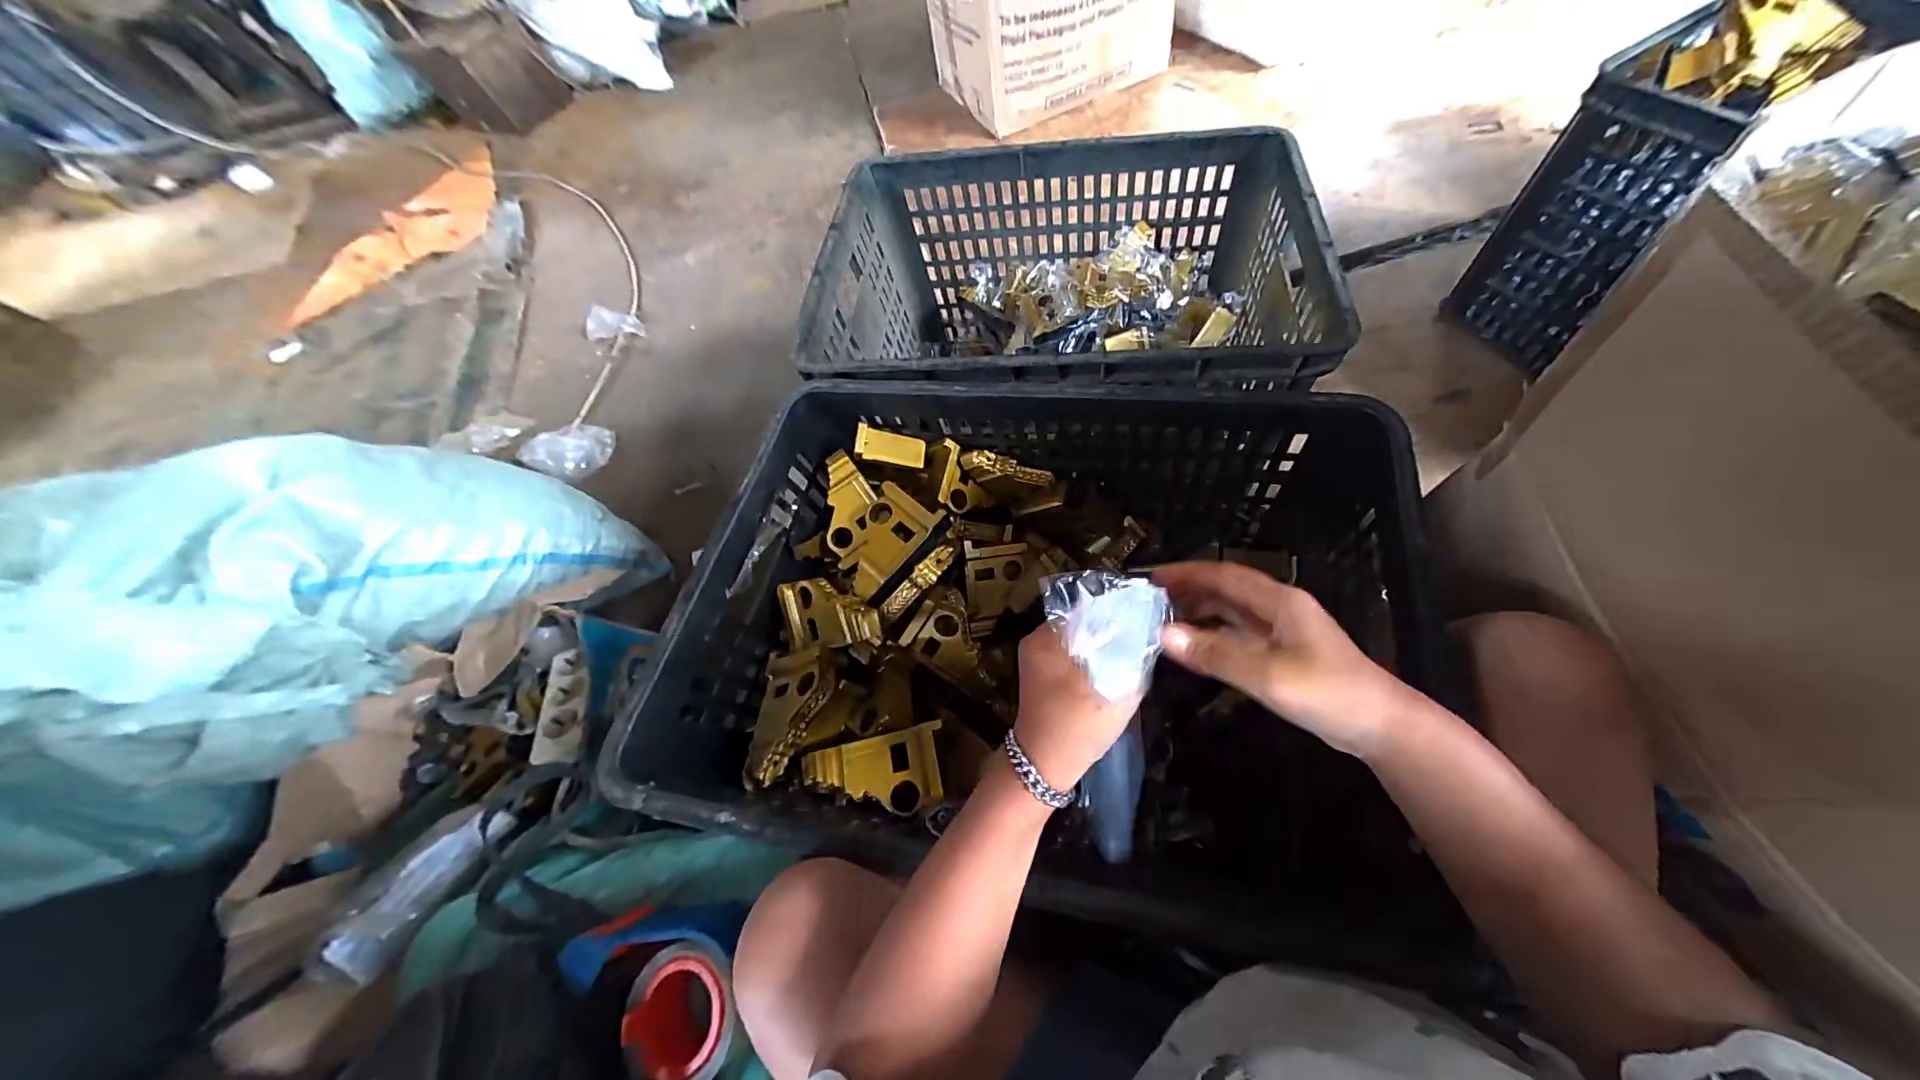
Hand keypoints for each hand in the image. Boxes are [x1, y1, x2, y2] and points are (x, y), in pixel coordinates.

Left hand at [1010, 624, 1140, 790]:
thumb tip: (1145, 629)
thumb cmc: (1080, 724)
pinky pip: (1068, 651)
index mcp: (1048, 636)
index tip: (1143, 614)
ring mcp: (1035, 655)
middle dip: (1109, 624)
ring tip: (1126, 648)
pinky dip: (1087, 654)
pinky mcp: (1038, 671)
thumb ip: (1131, 654)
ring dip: (1098, 640)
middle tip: (1138, 632)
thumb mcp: (1117, 688)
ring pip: (1076, 635)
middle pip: (1081, 619)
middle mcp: (1037, 638)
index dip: (1118, 608)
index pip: (1089, 606)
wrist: (1044, 761)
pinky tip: (1106, 665)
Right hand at [1153, 562, 1419, 757]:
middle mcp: (1279, 608)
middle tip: (1150, 602)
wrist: (1380, 725)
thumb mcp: (1267, 675)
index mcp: (1278, 602)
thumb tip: (1164, 635)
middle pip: (1226, 589)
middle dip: (1188, 590)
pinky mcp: (1284, 652)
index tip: (1152, 578)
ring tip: (1164, 621)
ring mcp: (1283, 630)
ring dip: (1199, 611)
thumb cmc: (1328, 693)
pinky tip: (1195, 646)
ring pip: (1232, 611)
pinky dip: (1213, 633)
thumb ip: (1215, 654)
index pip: (1224, 574)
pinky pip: (1239, 632)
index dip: (1186, 572)